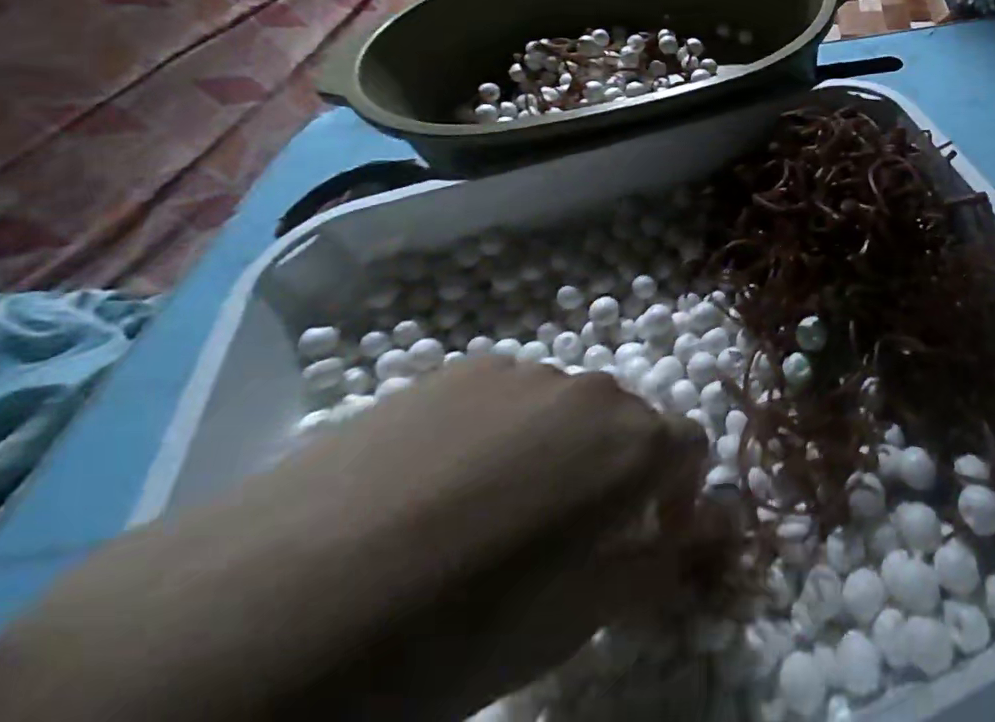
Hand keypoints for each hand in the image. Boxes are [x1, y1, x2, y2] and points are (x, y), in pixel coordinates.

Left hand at [272, 356, 711, 718]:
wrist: (292, 593)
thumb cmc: (460, 625)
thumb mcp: (578, 618)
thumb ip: (657, 565)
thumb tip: (703, 534)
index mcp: (632, 444)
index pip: (691, 447)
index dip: (678, 497)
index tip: (644, 540)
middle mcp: (585, 390)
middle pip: (628, 421)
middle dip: (619, 472)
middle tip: (569, 535)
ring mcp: (515, 372)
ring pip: (565, 408)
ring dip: (560, 449)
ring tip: (497, 510)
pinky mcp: (452, 369)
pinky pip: (507, 396)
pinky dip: (504, 432)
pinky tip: (446, 483)